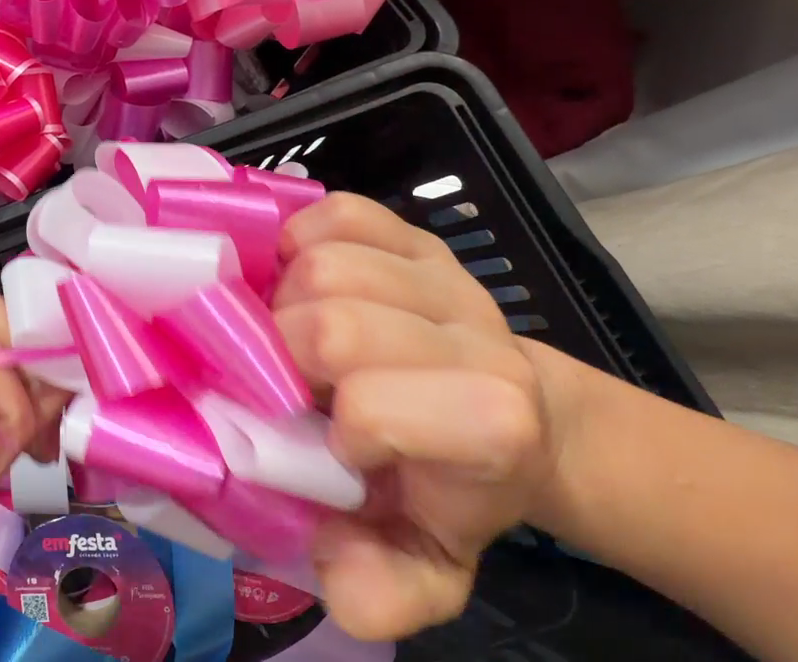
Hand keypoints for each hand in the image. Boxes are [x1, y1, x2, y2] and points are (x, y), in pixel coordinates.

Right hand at [271, 194, 586, 641]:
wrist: (515, 415)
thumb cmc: (448, 483)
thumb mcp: (427, 560)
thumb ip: (387, 584)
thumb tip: (341, 586)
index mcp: (490, 428)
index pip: (375, 405)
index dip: (335, 424)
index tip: (337, 446)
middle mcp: (478, 339)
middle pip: (335, 320)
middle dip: (284, 352)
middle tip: (285, 379)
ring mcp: (444, 276)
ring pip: (325, 261)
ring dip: (283, 297)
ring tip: (287, 330)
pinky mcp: (417, 236)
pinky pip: (336, 212)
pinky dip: (299, 240)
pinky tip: (297, 280)